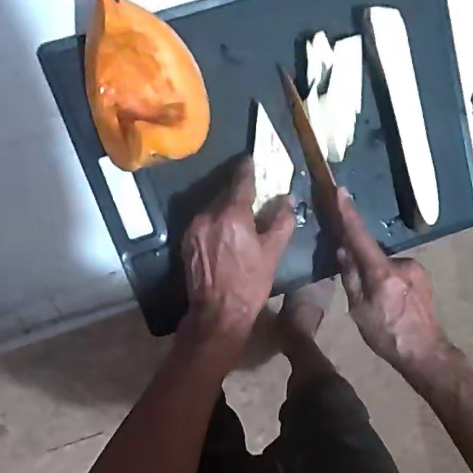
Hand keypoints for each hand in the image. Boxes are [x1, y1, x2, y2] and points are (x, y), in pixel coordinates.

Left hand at [180, 157, 295, 349]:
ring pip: (213, 207)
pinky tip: (225, 234)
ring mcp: (194, 228)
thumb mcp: (273, 253)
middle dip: (239, 192)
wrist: (217, 313)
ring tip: (240, 219)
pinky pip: (203, 221)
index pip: (241, 181)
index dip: (248, 169)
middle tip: (253, 196)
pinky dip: (215, 221)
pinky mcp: (186, 241)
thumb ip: (281, 221)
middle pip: (225, 193)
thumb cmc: (250, 284)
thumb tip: (286, 200)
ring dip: (226, 208)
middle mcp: (208, 215)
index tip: (252, 160)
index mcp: (231, 214)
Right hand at [333, 188, 454, 379]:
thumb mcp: (359, 309)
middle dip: (360, 262)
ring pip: (385, 264)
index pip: (360, 236)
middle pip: (372, 253)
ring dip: (376, 274)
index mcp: (382, 272)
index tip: (341, 190)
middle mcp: (402, 263)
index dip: (348, 213)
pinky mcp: (423, 277)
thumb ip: (350, 276)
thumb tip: (344, 249)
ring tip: (375, 303)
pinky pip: (397, 272)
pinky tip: (389, 303)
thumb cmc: (387, 335)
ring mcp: (416, 269)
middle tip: (356, 287)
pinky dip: (388, 280)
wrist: (426, 353)